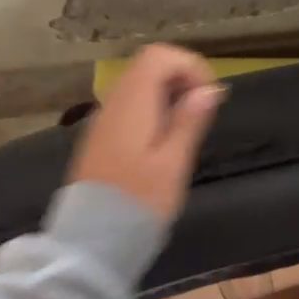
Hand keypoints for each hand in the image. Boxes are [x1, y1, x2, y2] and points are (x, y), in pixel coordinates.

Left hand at [68, 43, 224, 218]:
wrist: (91, 242)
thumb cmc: (139, 201)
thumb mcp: (173, 163)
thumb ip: (189, 121)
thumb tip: (207, 90)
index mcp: (132, 102)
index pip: (159, 56)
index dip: (189, 65)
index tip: (208, 95)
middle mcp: (114, 103)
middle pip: (148, 65)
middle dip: (180, 77)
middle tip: (200, 110)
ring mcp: (103, 120)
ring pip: (138, 85)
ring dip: (167, 94)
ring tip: (186, 127)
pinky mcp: (100, 137)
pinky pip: (129, 105)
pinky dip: (151, 108)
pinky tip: (163, 141)